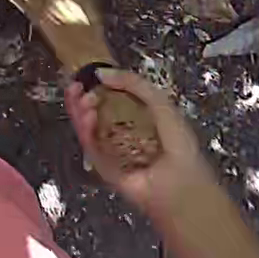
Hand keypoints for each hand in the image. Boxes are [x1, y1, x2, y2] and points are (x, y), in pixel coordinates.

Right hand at [66, 68, 217, 218]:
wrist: (181, 185)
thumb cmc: (177, 142)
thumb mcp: (160, 102)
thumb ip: (133, 83)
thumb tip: (99, 72)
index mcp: (137, 118)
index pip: (110, 98)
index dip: (98, 86)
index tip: (88, 75)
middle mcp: (122, 133)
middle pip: (94, 112)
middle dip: (83, 98)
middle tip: (77, 86)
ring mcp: (110, 151)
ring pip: (88, 128)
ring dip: (81, 111)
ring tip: (83, 98)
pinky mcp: (102, 167)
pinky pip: (91, 146)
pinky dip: (85, 130)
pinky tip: (88, 116)